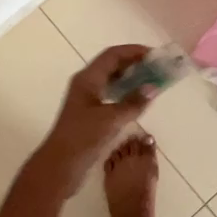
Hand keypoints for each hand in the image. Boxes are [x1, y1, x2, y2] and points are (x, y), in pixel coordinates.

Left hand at [31, 44, 156, 191]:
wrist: (60, 165)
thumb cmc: (83, 137)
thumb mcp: (111, 119)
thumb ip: (133, 102)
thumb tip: (153, 87)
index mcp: (87, 79)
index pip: (112, 55)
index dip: (133, 51)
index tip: (154, 54)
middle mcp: (85, 84)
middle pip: (111, 65)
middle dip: (134, 64)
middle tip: (156, 68)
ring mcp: (86, 99)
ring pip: (111, 81)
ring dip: (130, 79)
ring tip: (151, 82)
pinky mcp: (89, 114)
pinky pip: (110, 96)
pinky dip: (125, 94)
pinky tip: (138, 102)